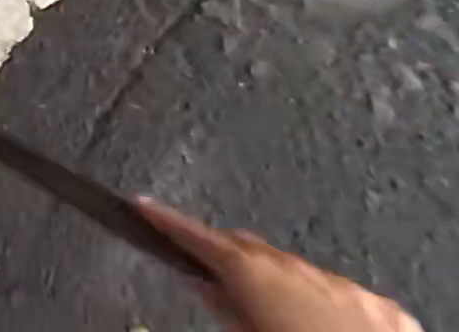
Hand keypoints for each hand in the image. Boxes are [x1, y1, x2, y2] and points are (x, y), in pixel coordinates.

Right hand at [135, 198, 420, 331]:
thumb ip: (220, 305)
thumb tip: (199, 283)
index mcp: (248, 269)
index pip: (191, 232)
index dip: (160, 217)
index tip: (140, 204)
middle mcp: (290, 265)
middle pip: (244, 245)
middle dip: (229, 254)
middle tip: (221, 277)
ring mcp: (342, 285)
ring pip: (294, 268)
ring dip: (279, 279)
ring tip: (283, 312)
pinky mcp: (384, 307)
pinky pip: (342, 292)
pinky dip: (326, 300)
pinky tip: (329, 324)